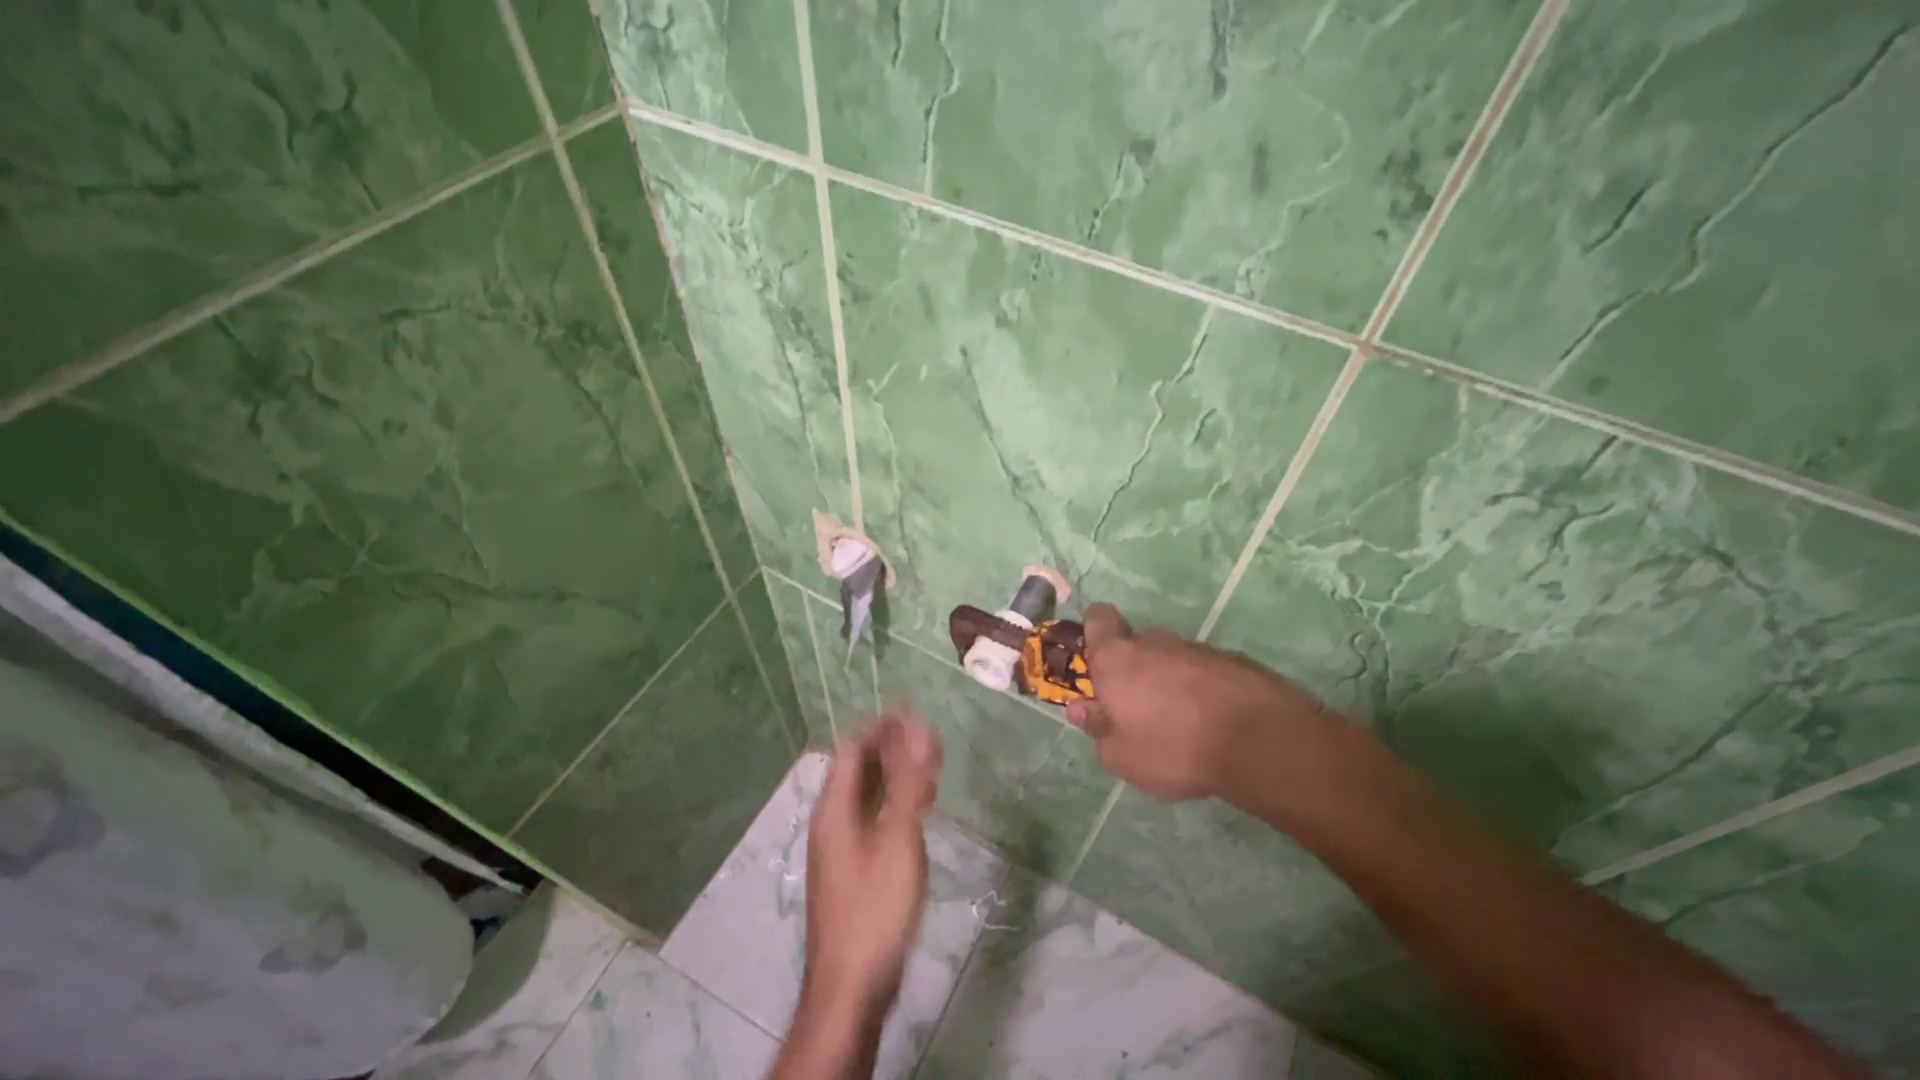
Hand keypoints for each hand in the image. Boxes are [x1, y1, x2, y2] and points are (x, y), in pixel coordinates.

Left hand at [801, 709, 942, 1019]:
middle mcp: (830, 822)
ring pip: (866, 798)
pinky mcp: (851, 873)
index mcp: (834, 808)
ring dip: (896, 778)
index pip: (852, 747)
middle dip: (892, 749)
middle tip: (933, 742)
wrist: (851, 985)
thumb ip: (908, 783)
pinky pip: (871, 822)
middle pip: (857, 770)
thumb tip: (918, 727)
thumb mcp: (898, 839)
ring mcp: (838, 849)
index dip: (882, 726)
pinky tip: (919, 816)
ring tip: (933, 771)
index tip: (917, 713)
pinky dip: (895, 807)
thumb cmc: (875, 907)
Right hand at [1066, 603, 1331, 801]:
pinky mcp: (1235, 661)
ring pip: (1173, 660)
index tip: (1098, 662)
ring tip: (1182, 725)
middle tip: (1140, 711)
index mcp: (1117, 659)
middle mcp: (1155, 642)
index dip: (1095, 633)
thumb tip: (1082, 709)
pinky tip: (1213, 724)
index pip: (1098, 619)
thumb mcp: (1122, 757)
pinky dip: (1203, 691)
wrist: (1259, 741)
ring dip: (1170, 683)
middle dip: (1135, 671)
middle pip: (1137, 645)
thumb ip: (1098, 731)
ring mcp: (1198, 649)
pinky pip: (1205, 673)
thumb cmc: (1173, 749)